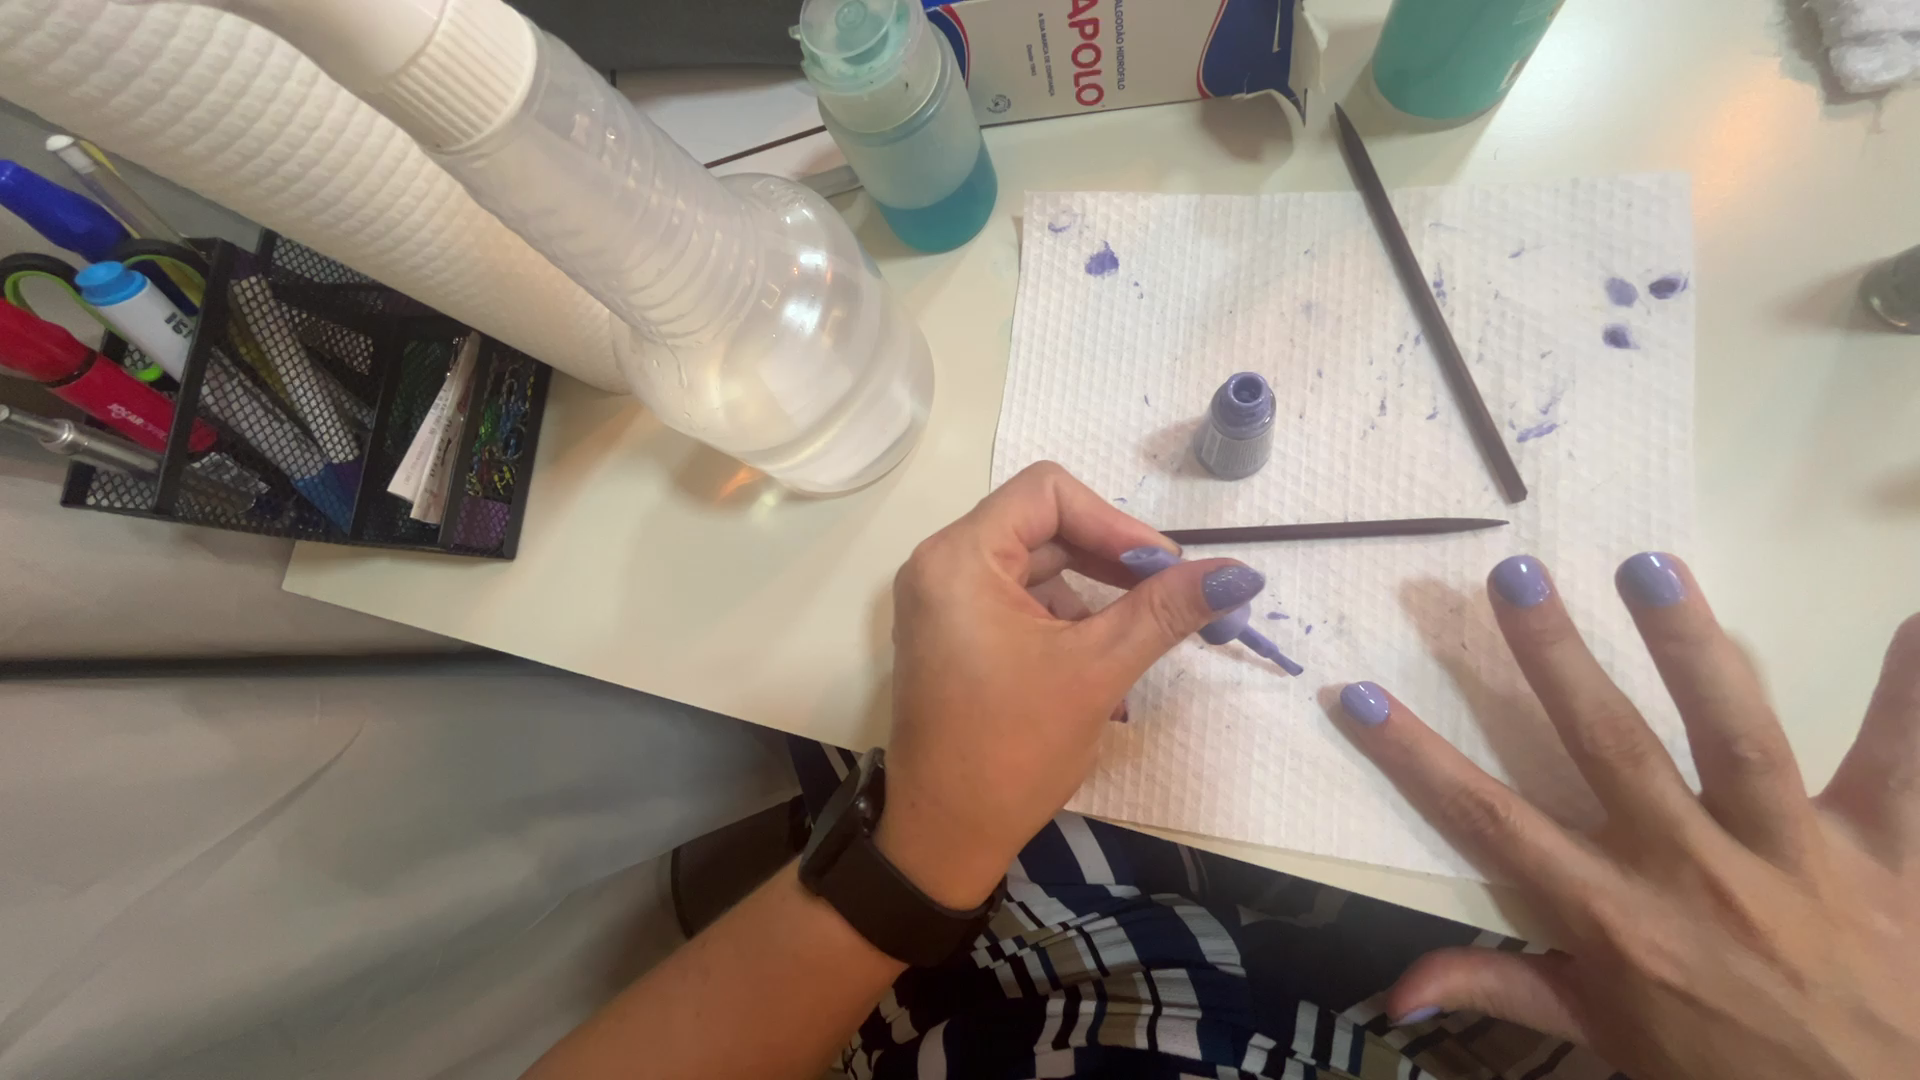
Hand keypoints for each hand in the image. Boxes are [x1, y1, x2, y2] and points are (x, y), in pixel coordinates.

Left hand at [877, 462, 1268, 907]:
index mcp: (959, 557)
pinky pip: (1018, 599)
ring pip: (1035, 564)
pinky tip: (1100, 656)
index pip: (1047, 492)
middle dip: (1110, 558)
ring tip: (1137, 636)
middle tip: (1170, 595)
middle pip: (1042, 526)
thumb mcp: (1097, 670)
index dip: (1114, 521)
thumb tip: (1241, 571)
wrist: (945, 836)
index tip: (1164, 568)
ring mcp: (943, 599)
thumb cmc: (1014, 749)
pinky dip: (1064, 618)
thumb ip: (1165, 610)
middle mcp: (941, 564)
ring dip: (1092, 592)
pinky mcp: (953, 630)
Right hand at [1338, 552, 1919, 1078]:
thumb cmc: (1730, 1077)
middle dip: (1555, 658)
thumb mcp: (1602, 1039)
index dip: (1412, 754)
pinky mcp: (1896, 858)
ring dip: (1691, 645)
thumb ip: (1499, 987)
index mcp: (1609, 913)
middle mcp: (1690, 869)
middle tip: (1515, 575)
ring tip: (1649, 564)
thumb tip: (1392, 993)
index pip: (1483, 816)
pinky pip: (1910, 772)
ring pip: (1737, 734)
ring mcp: (1794, 857)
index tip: (1357, 692)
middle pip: (1608, 745)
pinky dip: (1917, 698)